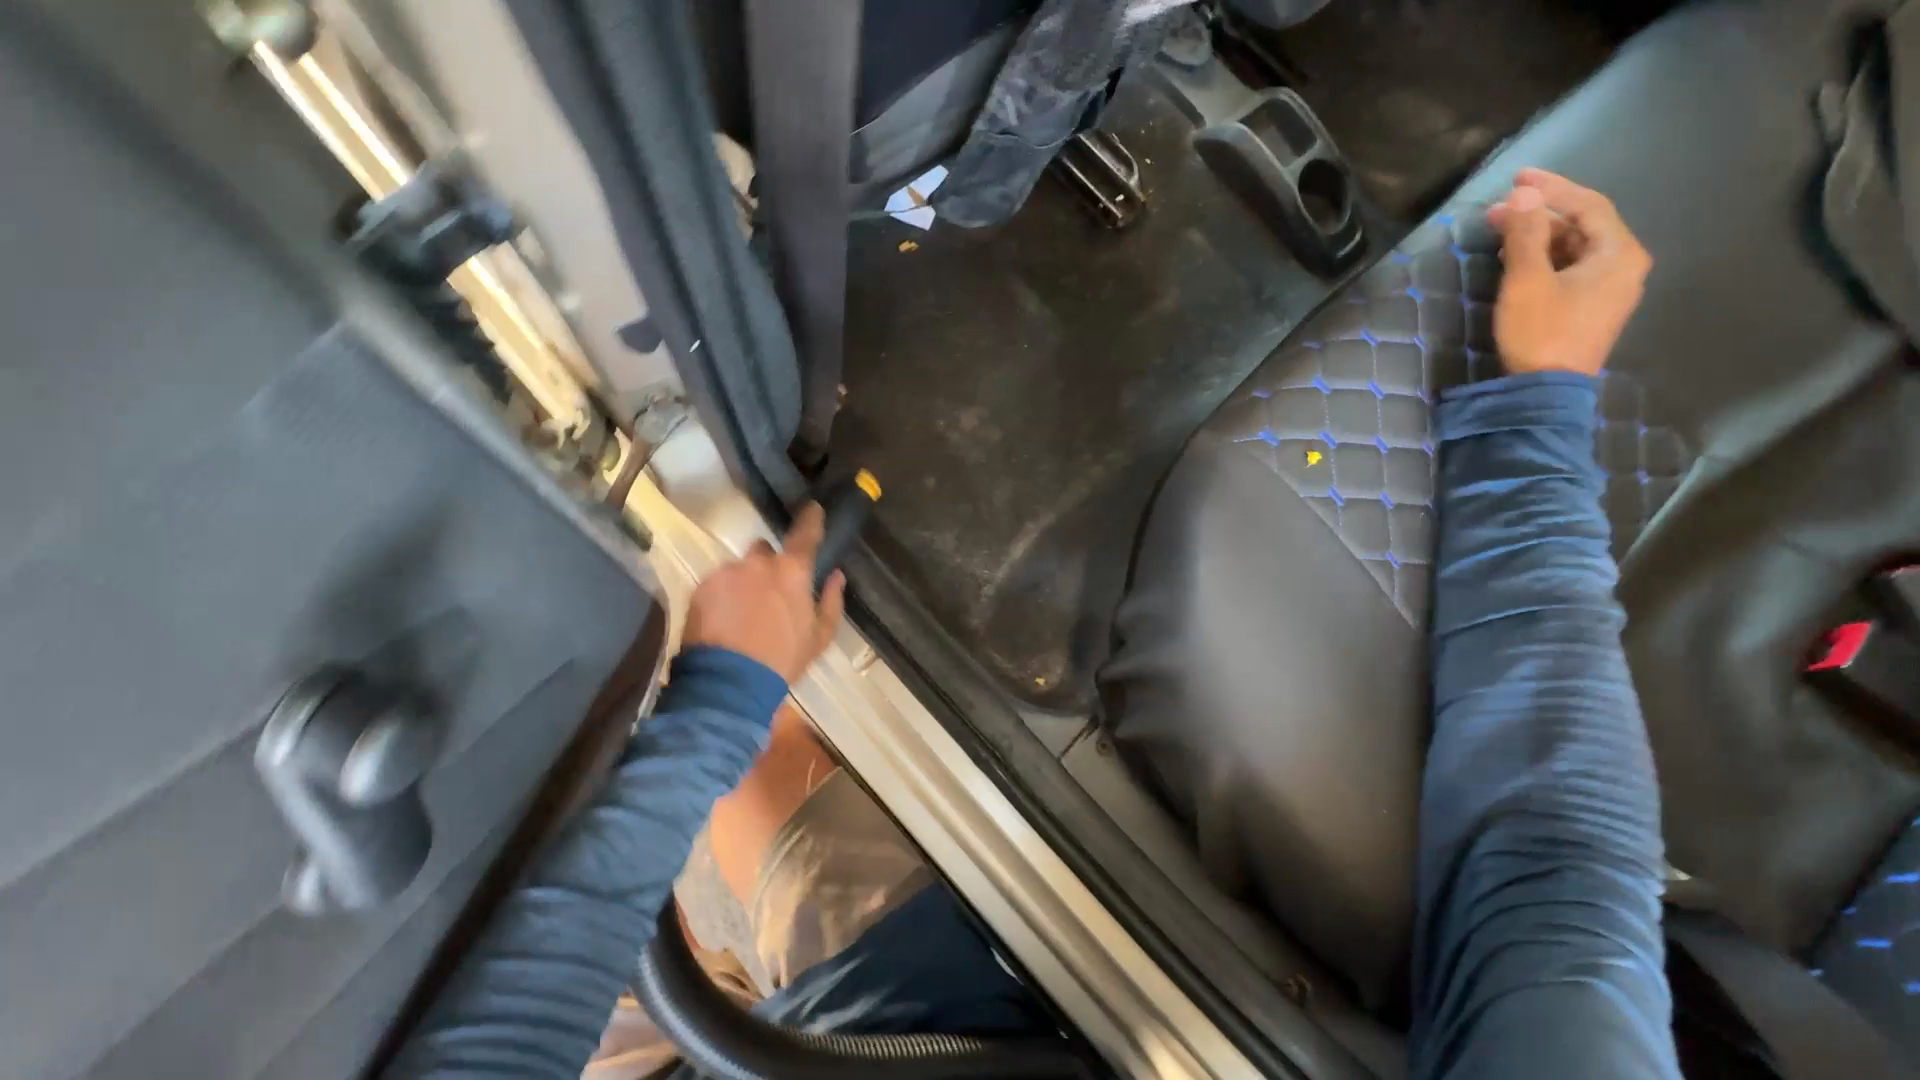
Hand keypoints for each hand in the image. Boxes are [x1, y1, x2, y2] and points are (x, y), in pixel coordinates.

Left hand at [682, 504, 846, 683]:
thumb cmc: (782, 660)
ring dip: (742, 584)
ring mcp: (726, 573)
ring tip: (741, 617)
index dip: (811, 519)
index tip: (813, 508)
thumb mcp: (819, 637)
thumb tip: (836, 576)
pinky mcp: (701, 588)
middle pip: (765, 552)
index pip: (806, 534)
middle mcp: (758, 563)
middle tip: (768, 595)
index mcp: (793, 572)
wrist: (728, 683)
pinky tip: (723, 623)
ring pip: (738, 570)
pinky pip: (716, 585)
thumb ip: (831, 601)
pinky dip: (721, 598)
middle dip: (768, 566)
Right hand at [1485, 168, 1651, 376]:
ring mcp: (1611, 289)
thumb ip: (1525, 234)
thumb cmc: (1541, 331)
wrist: (1547, 392)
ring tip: (1503, 234)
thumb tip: (1523, 193)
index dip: (1552, 188)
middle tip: (1499, 210)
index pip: (1588, 205)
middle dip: (1540, 214)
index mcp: (1618, 253)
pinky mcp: (1593, 308)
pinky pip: (1573, 269)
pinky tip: (1519, 260)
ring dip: (1540, 237)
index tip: (1517, 178)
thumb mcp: (1526, 281)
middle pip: (1582, 226)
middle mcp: (1624, 266)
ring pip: (1576, 248)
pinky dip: (1546, 258)